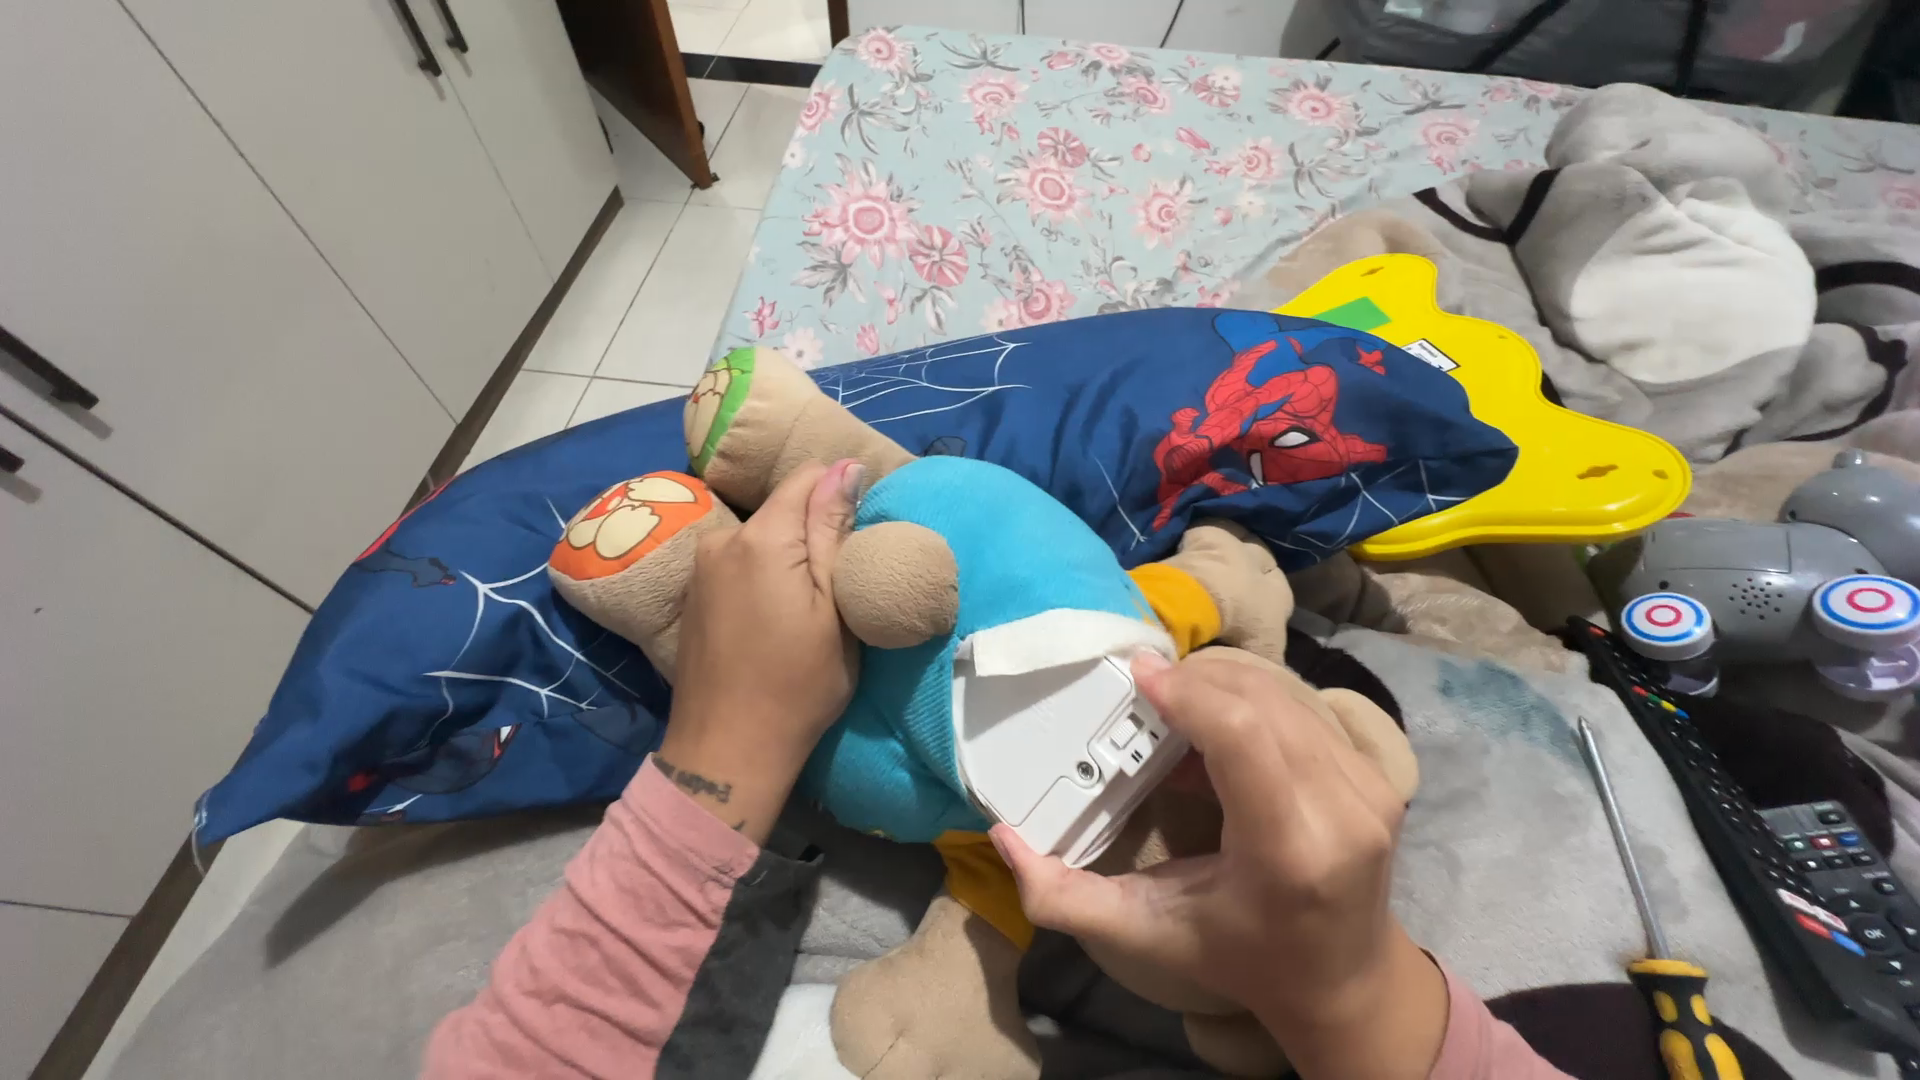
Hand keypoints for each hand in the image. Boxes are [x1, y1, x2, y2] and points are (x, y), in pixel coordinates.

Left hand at [652, 459, 862, 841]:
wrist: (727, 751)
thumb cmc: (798, 683)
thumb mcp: (835, 608)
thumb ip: (835, 532)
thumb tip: (845, 467)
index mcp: (761, 538)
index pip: (807, 478)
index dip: (840, 497)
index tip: (859, 538)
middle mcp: (721, 540)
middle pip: (783, 509)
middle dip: (815, 531)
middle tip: (841, 583)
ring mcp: (700, 569)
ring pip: (762, 537)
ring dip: (789, 556)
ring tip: (809, 605)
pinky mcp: (693, 595)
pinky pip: (739, 563)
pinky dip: (763, 575)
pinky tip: (773, 619)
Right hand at [990, 651, 1446, 1079]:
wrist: (1344, 980)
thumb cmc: (1239, 957)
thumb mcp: (1145, 934)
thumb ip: (1065, 898)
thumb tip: (1005, 838)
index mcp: (1289, 851)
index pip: (1242, 735)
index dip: (1187, 691)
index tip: (1138, 673)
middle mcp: (1343, 810)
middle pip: (1260, 699)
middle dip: (1195, 680)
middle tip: (1144, 689)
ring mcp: (1371, 786)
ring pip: (1283, 691)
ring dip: (1220, 683)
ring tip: (1175, 704)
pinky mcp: (1378, 772)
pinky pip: (1302, 704)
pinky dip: (1251, 698)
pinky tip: (1218, 721)